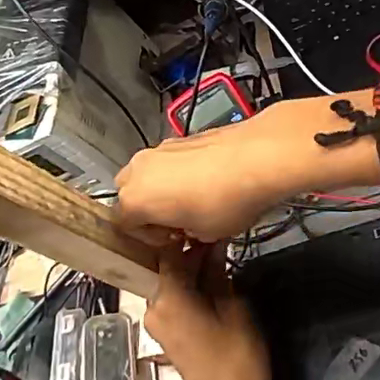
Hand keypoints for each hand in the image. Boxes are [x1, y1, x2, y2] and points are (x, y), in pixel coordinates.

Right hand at [114, 94, 373, 242]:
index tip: (172, 242)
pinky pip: (170, 161)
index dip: (147, 238)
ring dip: (164, 190)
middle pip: (130, 194)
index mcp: (134, 198)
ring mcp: (160, 148)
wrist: (257, 157)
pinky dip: (179, 173)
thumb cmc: (225, 202)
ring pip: (150, 175)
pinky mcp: (182, 137)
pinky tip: (209, 184)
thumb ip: (182, 234)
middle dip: (149, 210)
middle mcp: (139, 169)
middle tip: (178, 224)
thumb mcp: (202, 235)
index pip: (122, 225)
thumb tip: (186, 227)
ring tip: (196, 204)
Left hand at [144, 242, 269, 379]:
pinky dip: (190, 288)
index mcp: (166, 298)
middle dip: (191, 252)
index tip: (208, 223)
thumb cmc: (235, 356)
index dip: (188, 235)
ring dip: (192, 270)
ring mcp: (159, 323)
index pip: (168, 252)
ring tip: (220, 255)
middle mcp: (154, 308)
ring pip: (171, 283)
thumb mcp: (233, 306)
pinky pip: (175, 300)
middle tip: (220, 238)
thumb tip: (213, 244)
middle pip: (167, 267)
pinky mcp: (168, 334)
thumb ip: (217, 272)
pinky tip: (213, 280)